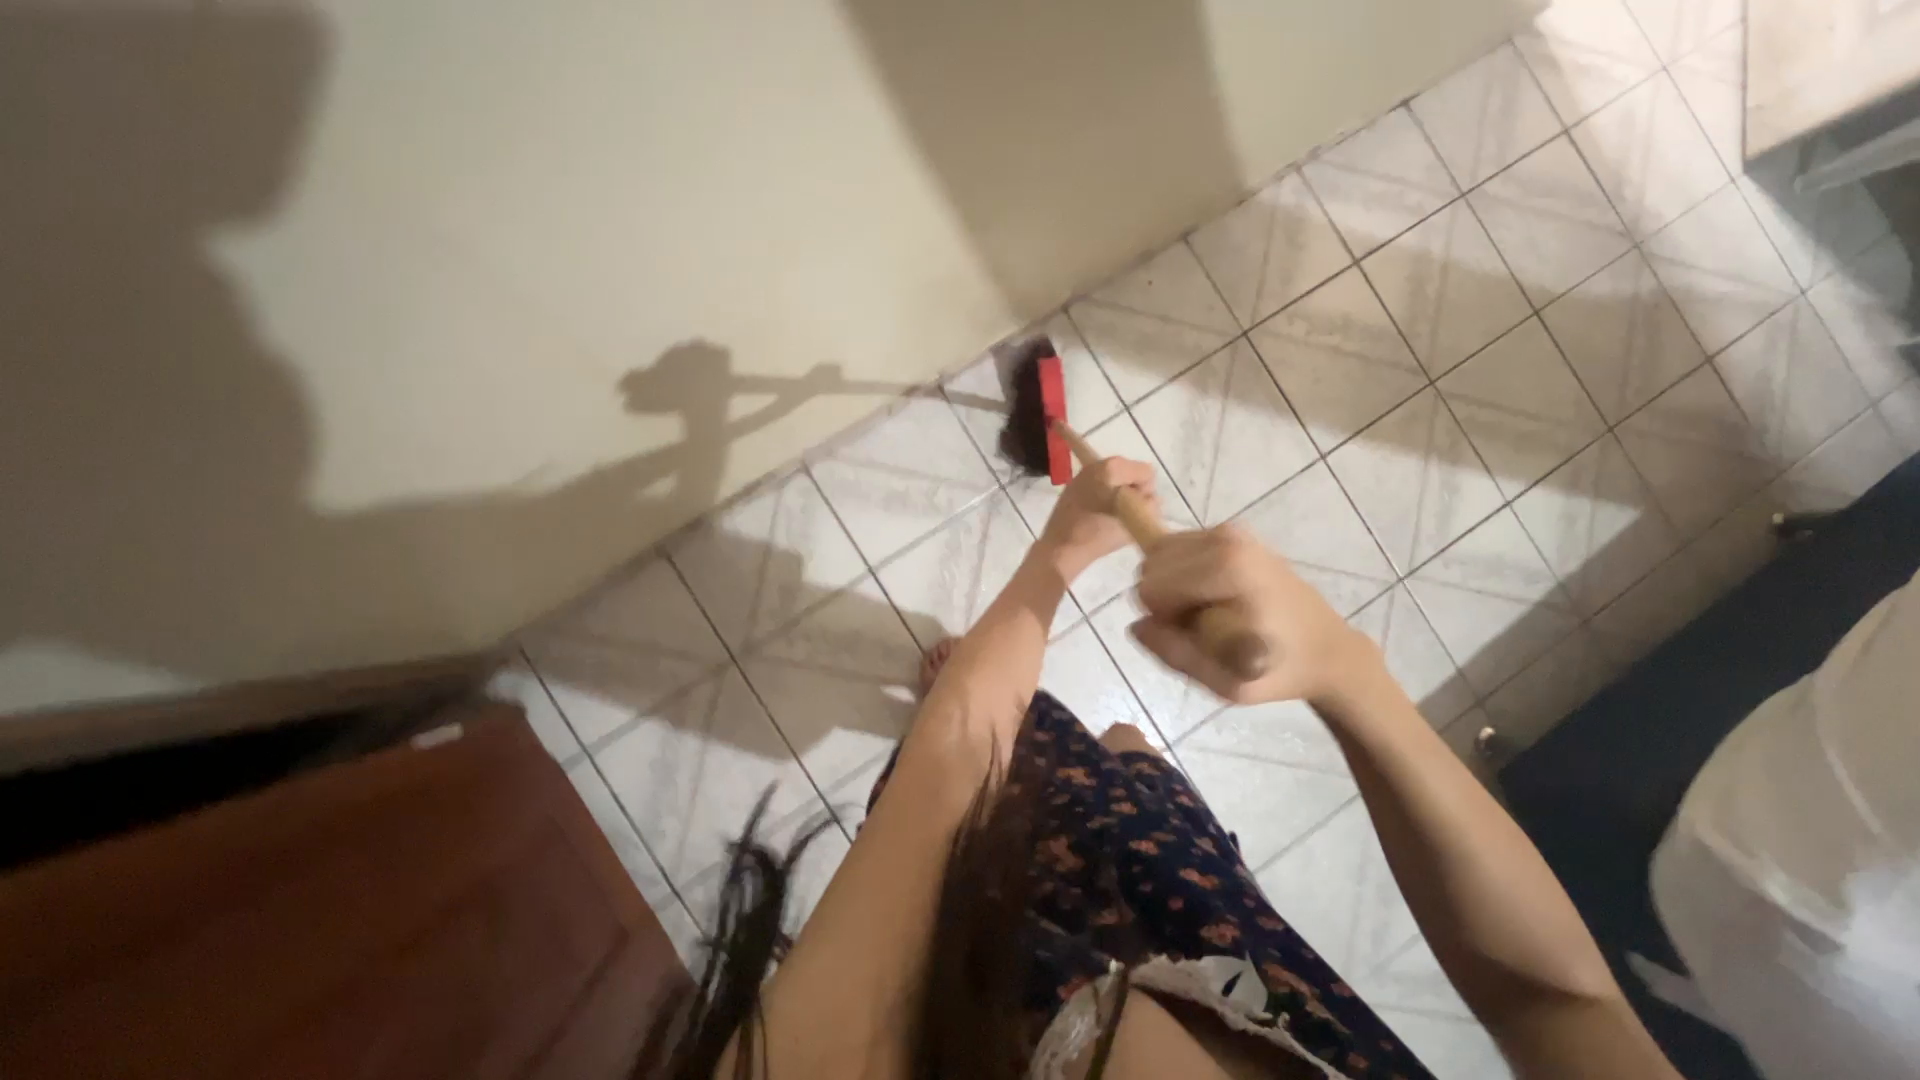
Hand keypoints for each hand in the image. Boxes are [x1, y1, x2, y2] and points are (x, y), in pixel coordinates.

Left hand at [1036, 456, 1156, 575]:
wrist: (1062, 547)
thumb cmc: (1099, 534)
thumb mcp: (1135, 522)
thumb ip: (1151, 506)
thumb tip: (1151, 499)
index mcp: (1112, 468)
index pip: (1146, 472)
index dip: (1146, 491)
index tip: (1137, 508)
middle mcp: (1097, 464)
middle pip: (1130, 472)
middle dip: (1133, 490)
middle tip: (1127, 512)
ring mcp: (1083, 473)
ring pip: (1115, 478)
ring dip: (1119, 493)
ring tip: (1113, 514)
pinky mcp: (1074, 485)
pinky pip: (1100, 484)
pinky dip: (1106, 494)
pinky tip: (1101, 513)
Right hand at [1130, 524, 1382, 706]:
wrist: (1328, 650)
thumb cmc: (1280, 671)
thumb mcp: (1227, 683)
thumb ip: (1175, 654)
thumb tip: (1137, 626)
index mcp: (1229, 569)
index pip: (1152, 588)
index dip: (1164, 620)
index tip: (1196, 639)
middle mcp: (1226, 538)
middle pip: (1152, 566)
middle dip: (1165, 601)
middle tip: (1201, 629)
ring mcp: (1229, 531)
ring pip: (1159, 555)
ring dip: (1172, 588)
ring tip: (1208, 614)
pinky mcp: (1229, 532)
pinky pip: (1176, 550)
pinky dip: (1182, 576)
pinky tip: (1213, 598)